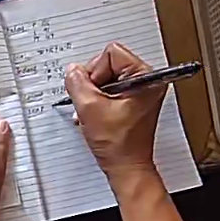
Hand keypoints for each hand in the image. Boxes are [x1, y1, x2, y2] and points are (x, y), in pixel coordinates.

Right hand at [64, 43, 164, 185]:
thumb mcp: (89, 108)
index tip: (94, 92)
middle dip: (93, 83)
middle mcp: (146, 81)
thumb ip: (77, 83)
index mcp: (145, 77)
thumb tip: (72, 71)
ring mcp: (140, 91)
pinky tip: (97, 114)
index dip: (95, 71)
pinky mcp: (133, 101)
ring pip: (106, 77)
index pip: (111, 53)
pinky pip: (110, 89)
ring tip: (95, 111)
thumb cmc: (119, 144)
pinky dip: (98, 100)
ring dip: (94, 93)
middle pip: (108, 63)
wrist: (126, 166)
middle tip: (93, 102)